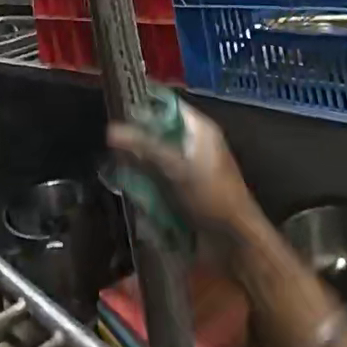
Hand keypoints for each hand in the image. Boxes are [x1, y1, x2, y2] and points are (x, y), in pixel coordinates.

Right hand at [107, 101, 258, 234]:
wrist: (236, 242)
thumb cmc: (212, 196)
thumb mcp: (176, 168)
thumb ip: (144, 146)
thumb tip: (111, 129)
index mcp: (199, 129)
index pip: (166, 104)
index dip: (143, 103)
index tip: (117, 106)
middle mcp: (194, 143)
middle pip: (158, 129)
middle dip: (136, 135)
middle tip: (111, 139)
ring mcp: (189, 166)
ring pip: (156, 152)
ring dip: (139, 158)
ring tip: (116, 160)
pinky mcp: (184, 186)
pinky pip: (158, 173)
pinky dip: (145, 176)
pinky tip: (129, 180)